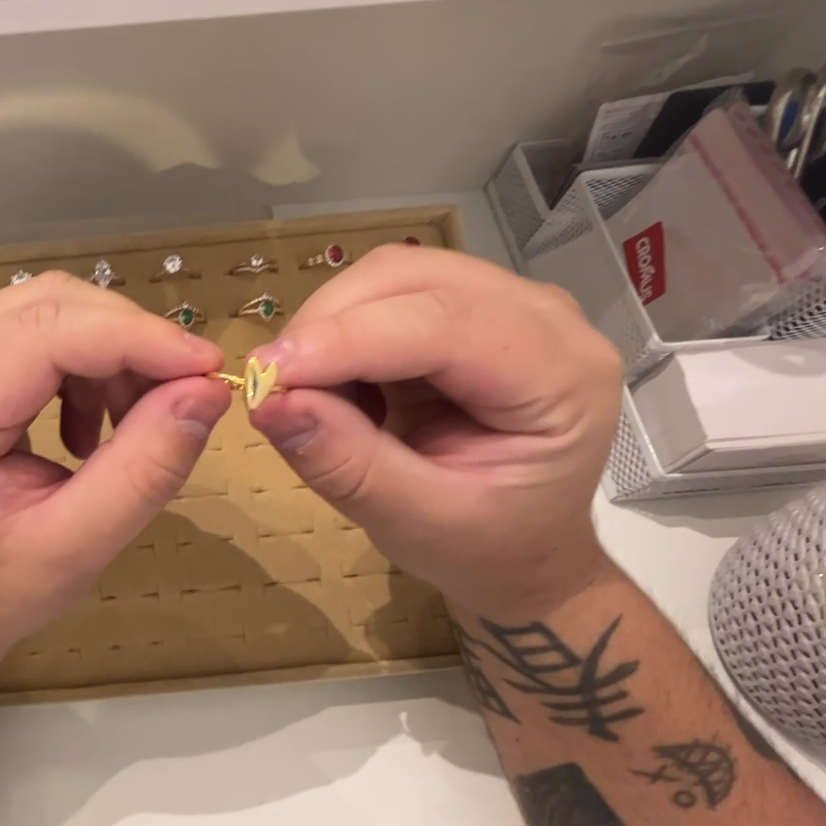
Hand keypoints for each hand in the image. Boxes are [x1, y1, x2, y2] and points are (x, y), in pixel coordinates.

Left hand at [0, 272, 230, 680]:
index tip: (209, 368)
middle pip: (46, 305)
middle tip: (183, 396)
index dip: (134, 337)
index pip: (44, 332)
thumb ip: (143, 471)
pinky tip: (89, 430)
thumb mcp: (76, 550)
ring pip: (45, 310)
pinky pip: (34, 334)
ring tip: (131, 425)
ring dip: (109, 352)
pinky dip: (84, 366)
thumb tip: (207, 392)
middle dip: (129, 339)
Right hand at [246, 246, 621, 619]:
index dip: (347, 340)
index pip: (444, 324)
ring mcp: (505, 303)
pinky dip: (339, 332)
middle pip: (413, 278)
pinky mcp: (465, 307)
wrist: (521, 551)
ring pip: (392, 275)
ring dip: (328, 325)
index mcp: (560, 377)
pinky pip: (384, 294)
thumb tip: (269, 405)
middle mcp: (543, 318)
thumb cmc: (483, 546)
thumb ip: (346, 465)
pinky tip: (337, 383)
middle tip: (273, 385)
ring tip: (307, 392)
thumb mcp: (414, 524)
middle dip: (328, 323)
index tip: (265, 375)